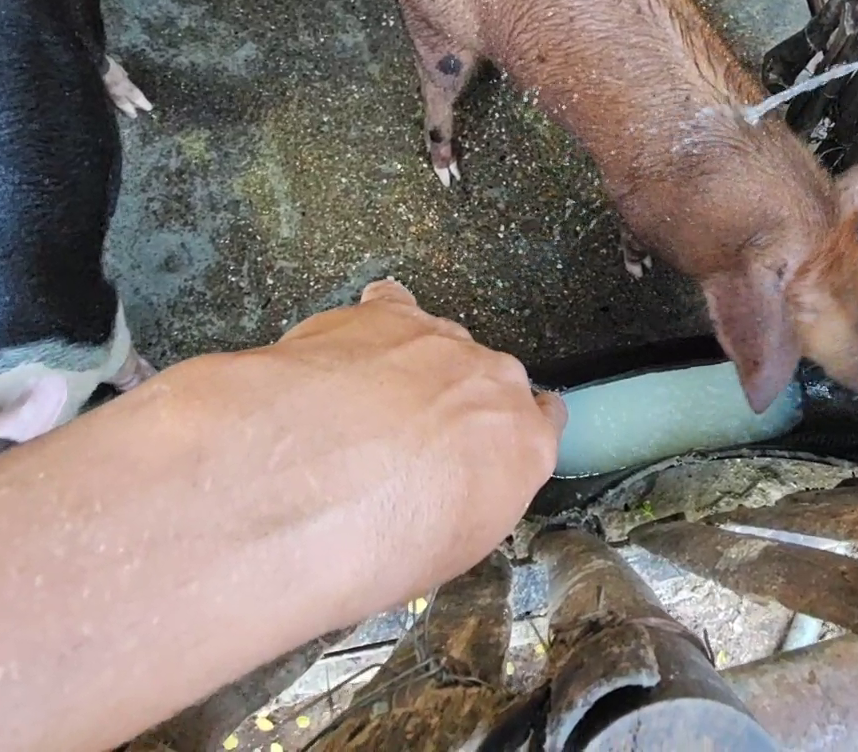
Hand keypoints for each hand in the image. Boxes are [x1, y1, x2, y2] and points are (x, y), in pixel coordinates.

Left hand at [228, 279, 564, 608]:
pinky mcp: (390, 316)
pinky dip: (374, 324)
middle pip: (489, 381)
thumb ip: (469, 505)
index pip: (544, 422)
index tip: (488, 444)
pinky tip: (348, 345)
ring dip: (411, 369)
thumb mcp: (445, 553)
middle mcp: (498, 383)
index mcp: (526, 445)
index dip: (512, 432)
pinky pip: (393, 304)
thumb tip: (443, 504)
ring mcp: (446, 343)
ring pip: (440, 346)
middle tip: (405, 442)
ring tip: (359, 409)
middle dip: (456, 404)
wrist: (312, 485)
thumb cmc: (380, 538)